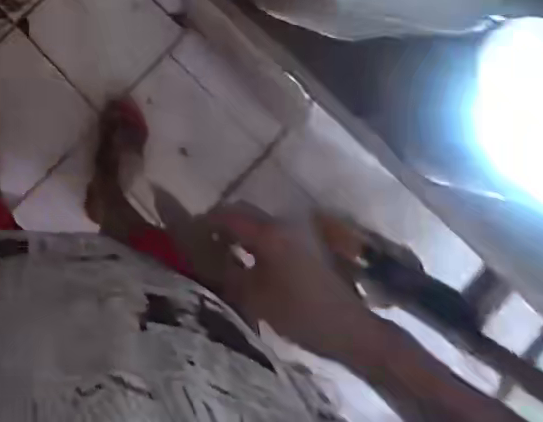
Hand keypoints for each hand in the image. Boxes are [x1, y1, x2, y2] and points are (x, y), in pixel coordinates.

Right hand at [195, 198, 385, 364]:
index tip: (189, 235)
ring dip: (238, 230)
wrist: (353, 331)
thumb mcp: (255, 297)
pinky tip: (249, 260)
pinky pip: (270, 232)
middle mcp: (280, 224)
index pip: (226, 215)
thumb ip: (225, 272)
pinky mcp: (305, 246)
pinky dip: (253, 238)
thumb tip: (200, 256)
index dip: (205, 222)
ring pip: (256, 221)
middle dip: (220, 223)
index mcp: (267, 232)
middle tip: (205, 241)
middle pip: (241, 211)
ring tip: (224, 251)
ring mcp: (295, 233)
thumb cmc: (301, 313)